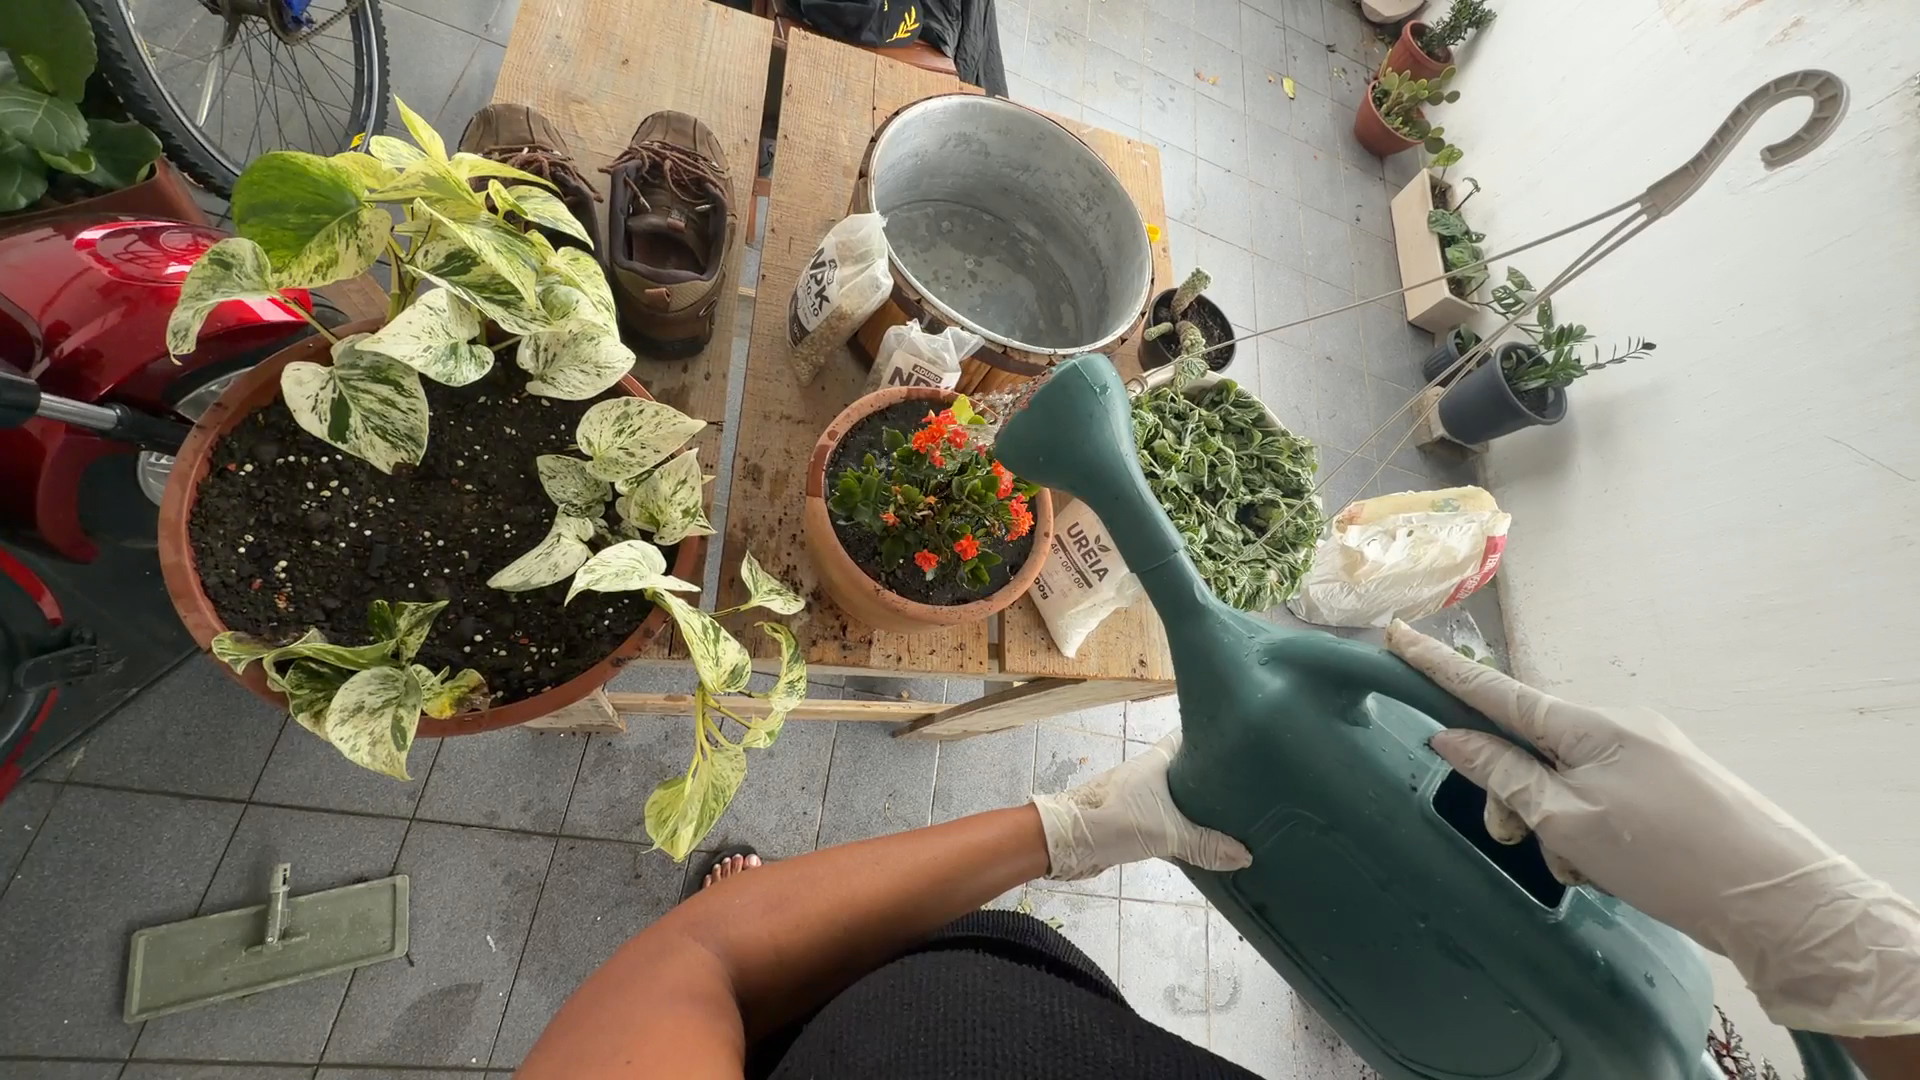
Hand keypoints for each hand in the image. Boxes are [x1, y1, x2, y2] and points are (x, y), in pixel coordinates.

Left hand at [1030, 731, 1251, 881]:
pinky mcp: (1137, 819)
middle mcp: (1151, 773)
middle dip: (1213, 780)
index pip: (1189, 738)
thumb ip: (1206, 843)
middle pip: (1188, 770)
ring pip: (1179, 798)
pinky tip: (1204, 843)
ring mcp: (1143, 796)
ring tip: (1235, 820)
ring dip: (1200, 808)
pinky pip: (1170, 820)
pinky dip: (1186, 829)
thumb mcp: (1168, 831)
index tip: (1242, 745)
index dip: (1213, 739)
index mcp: (1158, 760)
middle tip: (1247, 790)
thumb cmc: (1116, 819)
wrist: (1070, 840)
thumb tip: (1246, 854)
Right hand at [1387, 619, 1919, 1038]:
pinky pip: (1596, 786)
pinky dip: (1582, 821)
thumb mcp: (1567, 820)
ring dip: (1547, 815)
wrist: (1795, 912)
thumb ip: (1502, 774)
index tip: (1397, 634)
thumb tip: (1450, 737)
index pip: (1491, 688)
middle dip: (1505, 787)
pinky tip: (1602, 862)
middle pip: (1524, 742)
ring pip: (1558, 771)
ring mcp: (1644, 750)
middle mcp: (1613, 725)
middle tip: (1510, 836)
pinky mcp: (1666, 779)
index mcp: (1586, 725)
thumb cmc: (1670, 859)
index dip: (1437, 665)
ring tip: (1572, 863)